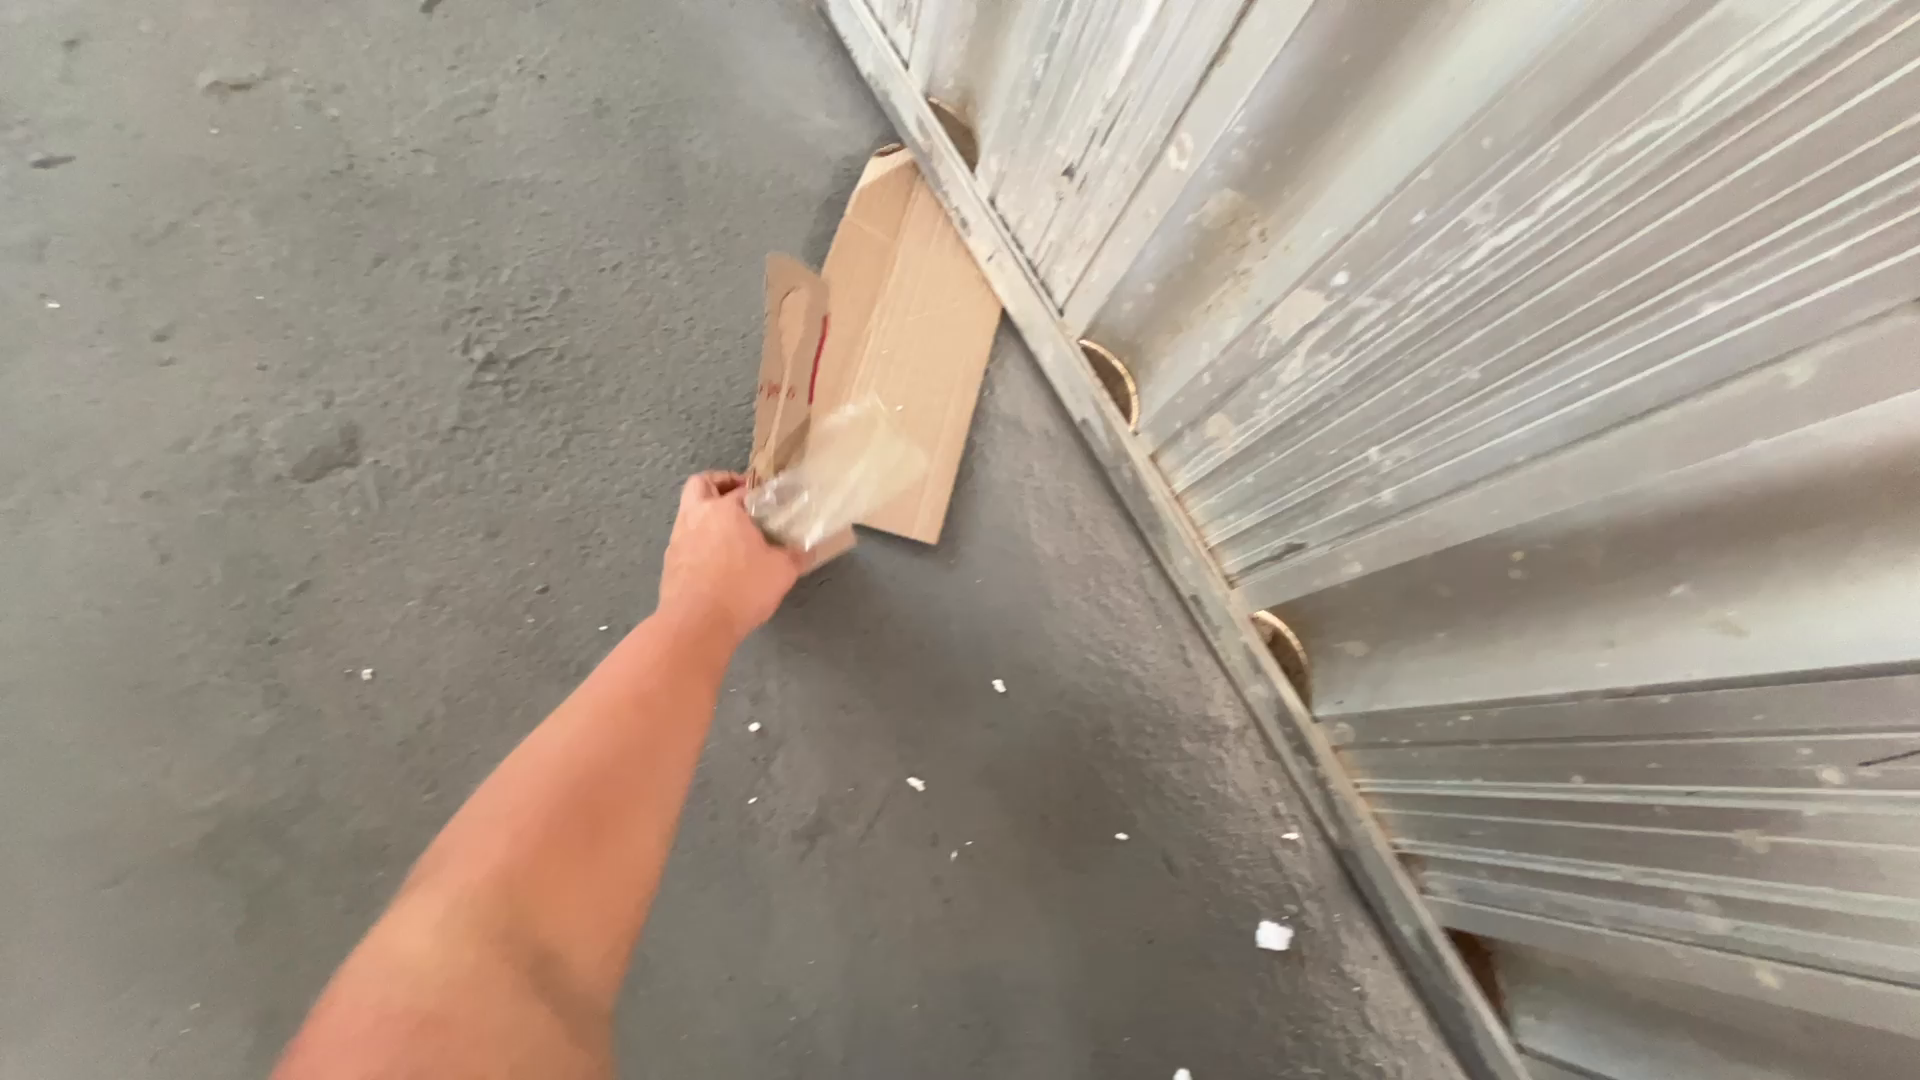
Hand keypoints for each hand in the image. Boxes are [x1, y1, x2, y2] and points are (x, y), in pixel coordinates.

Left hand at [658, 471, 805, 645]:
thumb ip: (796, 556)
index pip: (743, 488)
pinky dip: (700, 538)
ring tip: (732, 532)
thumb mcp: (782, 572)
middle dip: (720, 484)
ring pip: (690, 511)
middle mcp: (697, 516)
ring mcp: (679, 538)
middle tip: (740, 497)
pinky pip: (686, 537)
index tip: (772, 501)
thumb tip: (808, 549)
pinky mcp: (671, 561)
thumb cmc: (742, 589)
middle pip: (701, 484)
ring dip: (708, 512)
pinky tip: (718, 558)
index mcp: (725, 510)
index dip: (759, 491)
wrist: (696, 624)